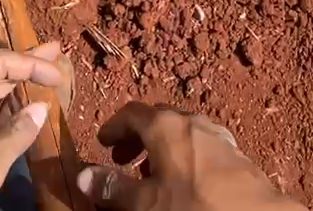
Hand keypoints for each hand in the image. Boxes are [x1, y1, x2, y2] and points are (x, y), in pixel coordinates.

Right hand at [77, 103, 304, 210]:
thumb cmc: (194, 207)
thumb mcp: (147, 204)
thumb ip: (113, 188)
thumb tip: (80, 174)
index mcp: (165, 124)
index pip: (131, 112)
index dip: (113, 126)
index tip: (101, 143)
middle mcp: (190, 119)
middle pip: (156, 118)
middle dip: (136, 136)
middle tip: (120, 161)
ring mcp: (214, 133)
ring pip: (179, 131)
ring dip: (159, 147)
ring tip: (149, 176)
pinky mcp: (232, 152)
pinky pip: (198, 144)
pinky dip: (181, 155)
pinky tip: (183, 182)